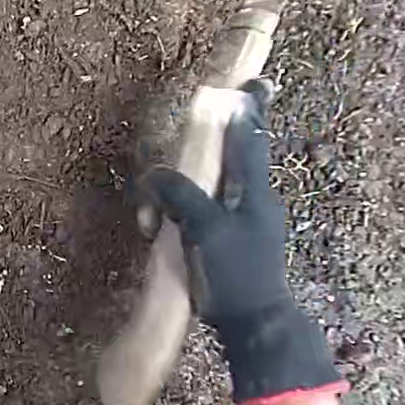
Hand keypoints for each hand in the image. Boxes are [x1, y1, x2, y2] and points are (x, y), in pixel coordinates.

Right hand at [133, 81, 343, 404]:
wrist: (252, 322)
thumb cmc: (235, 273)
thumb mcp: (206, 230)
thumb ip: (182, 195)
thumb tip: (156, 174)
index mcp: (253, 191)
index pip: (249, 140)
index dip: (248, 110)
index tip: (253, 82)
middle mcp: (248, 200)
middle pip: (218, 162)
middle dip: (187, 165)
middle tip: (167, 182)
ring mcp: (236, 220)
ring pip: (198, 190)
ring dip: (169, 200)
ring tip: (151, 227)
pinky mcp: (221, 238)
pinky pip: (193, 213)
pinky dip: (172, 216)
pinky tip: (157, 234)